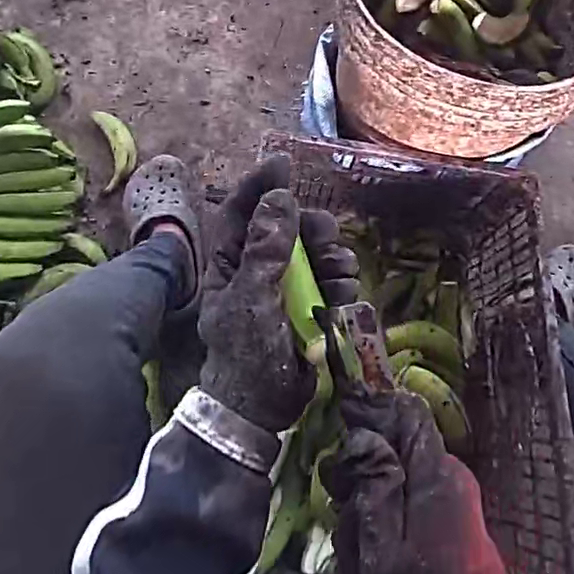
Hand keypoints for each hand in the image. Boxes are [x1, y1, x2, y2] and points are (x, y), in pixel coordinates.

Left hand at [197, 156, 358, 431]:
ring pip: (314, 251)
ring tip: (339, 275)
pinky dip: (340, 281)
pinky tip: (342, 296)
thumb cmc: (245, 355)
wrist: (263, 409)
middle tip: (328, 237)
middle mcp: (258, 265)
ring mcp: (285, 284)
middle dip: (311, 227)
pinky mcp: (309, 303)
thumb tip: (281, 197)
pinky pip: (330, 277)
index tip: (284, 164)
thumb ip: (266, 249)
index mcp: (231, 261)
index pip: (241, 209)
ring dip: (332, 256)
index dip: (261, 185)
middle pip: (288, 226)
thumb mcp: (253, 300)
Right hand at [322, 392, 537, 573]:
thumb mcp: (384, 547)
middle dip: (363, 465)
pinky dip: (386, 513)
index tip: (343, 407)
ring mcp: (453, 496)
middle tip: (337, 496)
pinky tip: (368, 550)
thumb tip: (363, 435)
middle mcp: (449, 475)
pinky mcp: (451, 516)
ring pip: (400, 473)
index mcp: (436, 474)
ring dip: (371, 496)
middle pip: (399, 444)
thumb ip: (375, 485)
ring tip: (352, 538)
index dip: (373, 405)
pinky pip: (411, 496)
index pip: (407, 413)